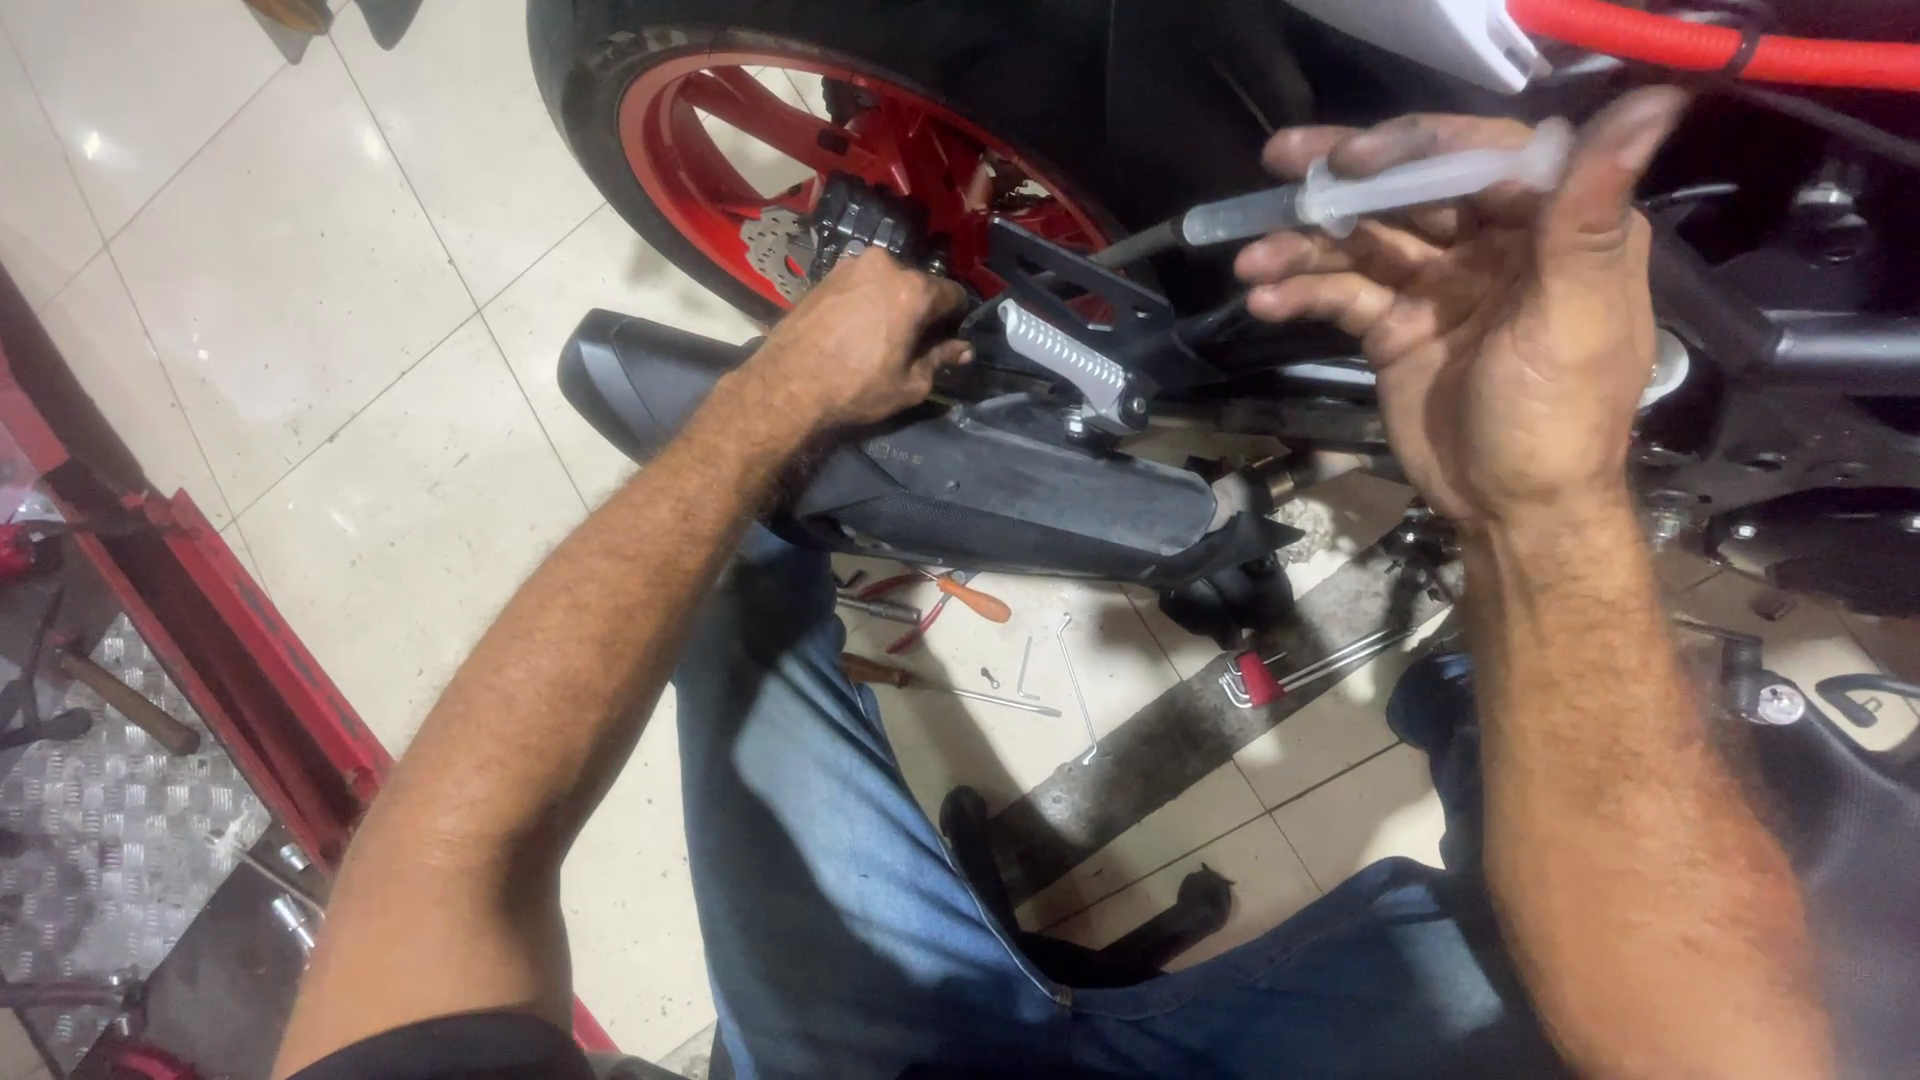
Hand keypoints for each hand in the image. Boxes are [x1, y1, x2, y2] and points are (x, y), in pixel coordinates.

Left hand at [738, 248, 971, 432]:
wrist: (788, 385)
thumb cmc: (856, 388)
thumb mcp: (910, 384)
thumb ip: (941, 360)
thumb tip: (963, 349)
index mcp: (913, 289)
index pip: (954, 295)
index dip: (956, 320)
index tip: (947, 341)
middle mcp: (885, 264)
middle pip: (920, 285)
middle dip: (923, 310)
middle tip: (912, 342)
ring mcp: (852, 264)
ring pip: (889, 281)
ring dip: (893, 303)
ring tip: (881, 336)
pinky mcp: (827, 274)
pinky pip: (863, 283)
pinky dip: (868, 300)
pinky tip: (857, 329)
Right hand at [1235, 87, 1688, 525]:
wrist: (1507, 504)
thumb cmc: (1558, 416)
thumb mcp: (1575, 318)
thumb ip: (1586, 220)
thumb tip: (1651, 101)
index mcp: (1548, 228)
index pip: (1478, 159)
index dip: (1411, 147)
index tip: (1349, 158)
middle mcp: (1489, 245)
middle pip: (1408, 192)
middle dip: (1341, 182)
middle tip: (1277, 162)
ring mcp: (1433, 289)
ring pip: (1361, 247)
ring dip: (1303, 250)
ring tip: (1250, 262)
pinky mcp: (1391, 330)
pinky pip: (1341, 298)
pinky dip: (1302, 297)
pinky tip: (1265, 301)